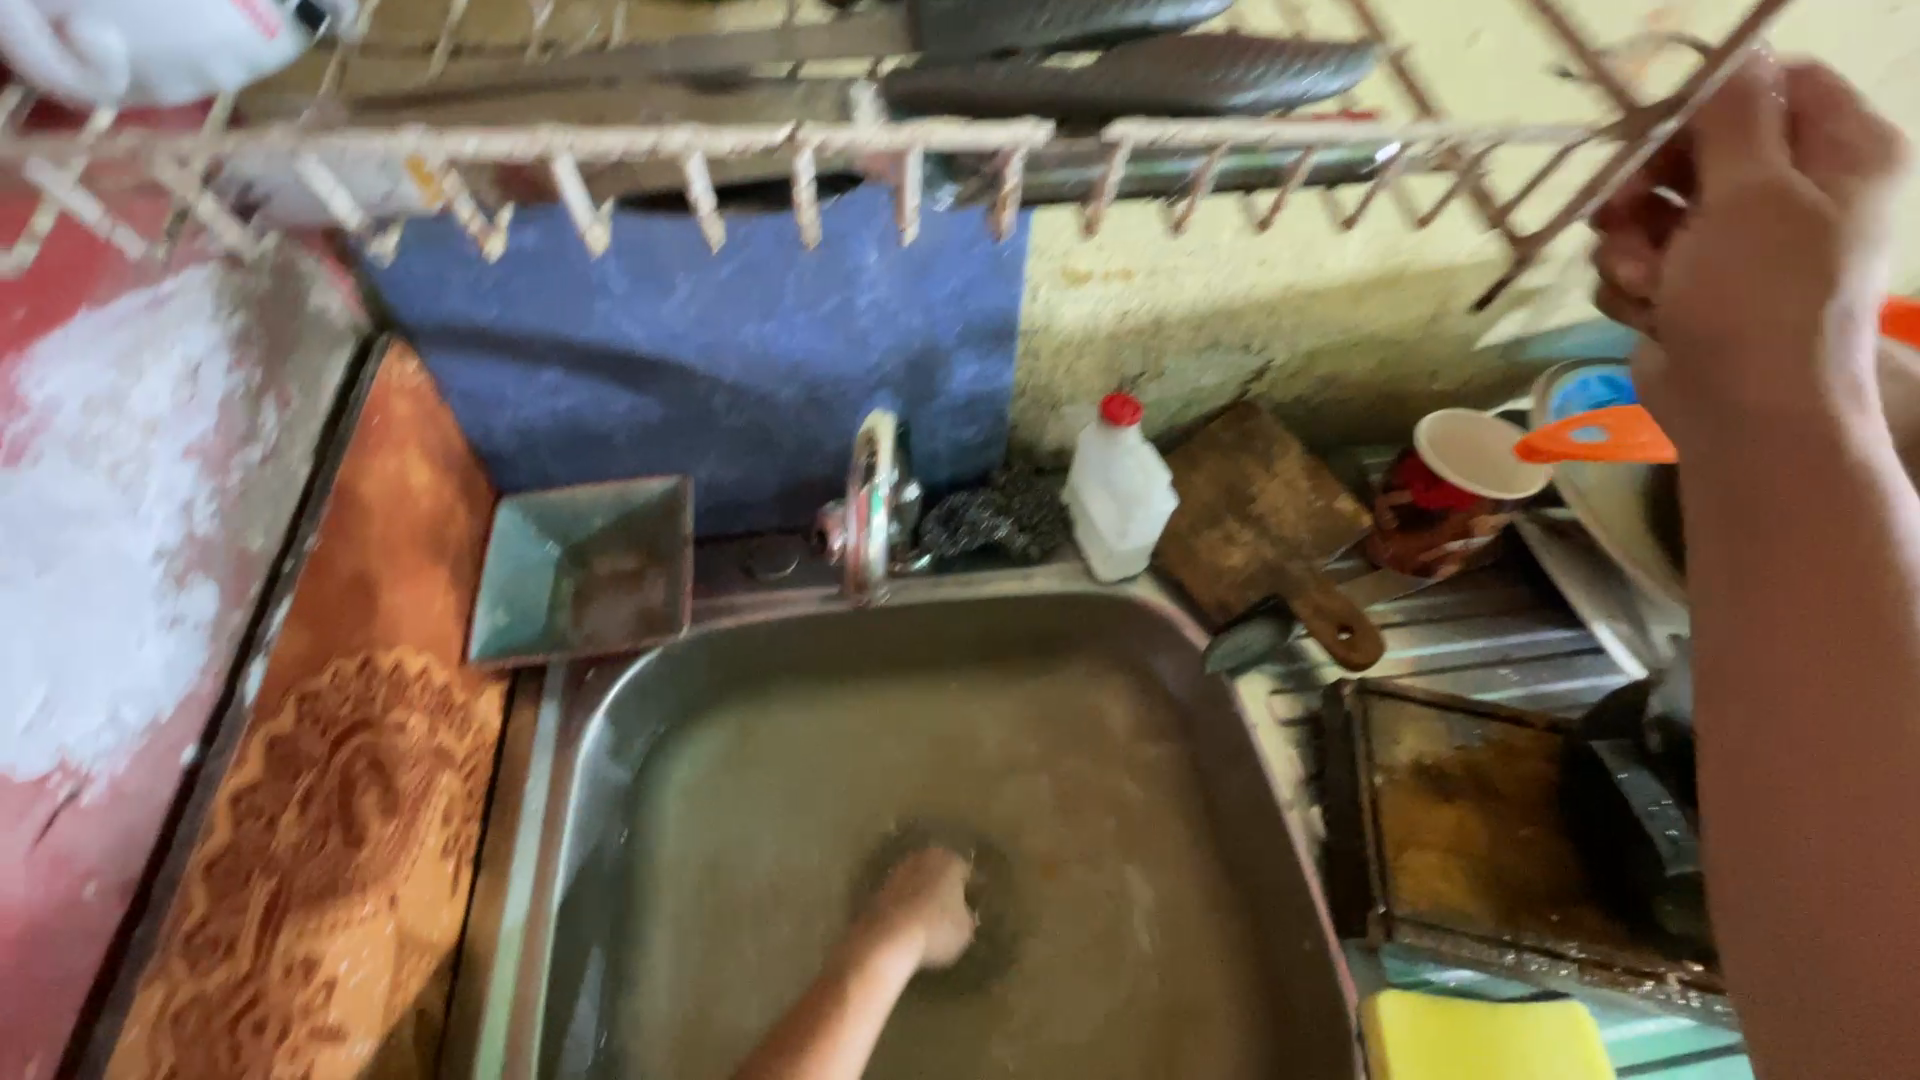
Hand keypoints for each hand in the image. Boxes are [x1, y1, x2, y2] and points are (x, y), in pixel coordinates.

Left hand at [857, 846, 975, 970]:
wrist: (886, 938)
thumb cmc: (935, 930)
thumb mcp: (965, 931)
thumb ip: (966, 917)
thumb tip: (962, 914)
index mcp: (949, 860)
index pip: (964, 870)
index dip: (967, 889)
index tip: (968, 907)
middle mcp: (923, 857)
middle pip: (937, 871)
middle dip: (941, 887)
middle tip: (947, 912)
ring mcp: (896, 871)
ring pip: (915, 881)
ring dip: (919, 896)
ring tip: (925, 923)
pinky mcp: (876, 888)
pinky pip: (898, 897)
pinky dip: (902, 907)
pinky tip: (905, 927)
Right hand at [1591, 53, 1910, 445]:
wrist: (1741, 406)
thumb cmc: (1760, 295)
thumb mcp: (1751, 193)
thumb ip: (1735, 120)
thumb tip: (1732, 57)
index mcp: (1838, 156)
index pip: (1777, 88)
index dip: (1709, 100)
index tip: (1648, 118)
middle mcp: (1787, 196)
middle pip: (1696, 155)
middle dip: (1645, 187)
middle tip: (1618, 209)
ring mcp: (1730, 249)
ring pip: (1650, 217)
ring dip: (1629, 246)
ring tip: (1644, 278)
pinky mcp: (1684, 291)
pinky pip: (1635, 265)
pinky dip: (1629, 285)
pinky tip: (1647, 307)